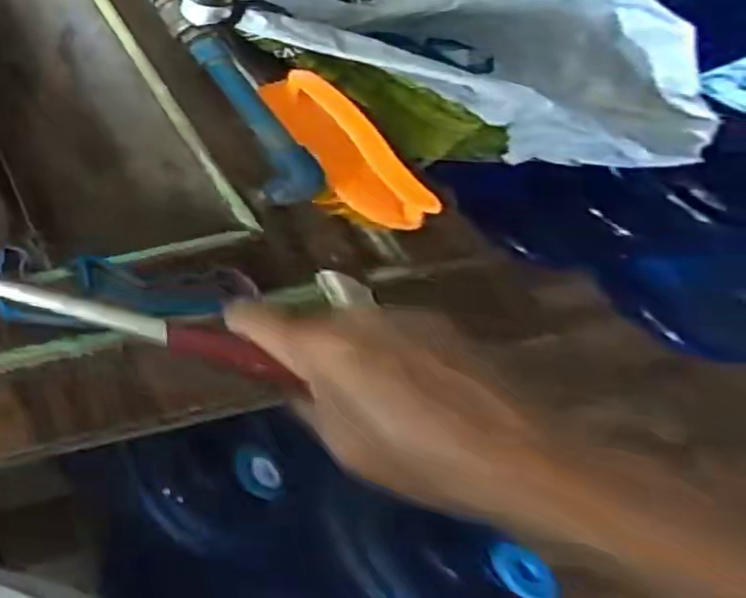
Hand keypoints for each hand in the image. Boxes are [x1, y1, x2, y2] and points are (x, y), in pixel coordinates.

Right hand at [225, 302, 553, 520]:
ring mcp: (393, 314)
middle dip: (303, 349)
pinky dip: (392, 351)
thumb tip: (292, 384)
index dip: (235, 330)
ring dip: (351, 349)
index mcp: (314, 344)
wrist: (540, 462)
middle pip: (299, 321)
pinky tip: (431, 391)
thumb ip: (303, 403)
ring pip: (346, 326)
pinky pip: (389, 330)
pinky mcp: (434, 320)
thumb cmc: (425, 460)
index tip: (244, 352)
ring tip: (393, 396)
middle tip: (332, 392)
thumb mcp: (344, 447)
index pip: (244, 313)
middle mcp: (345, 315)